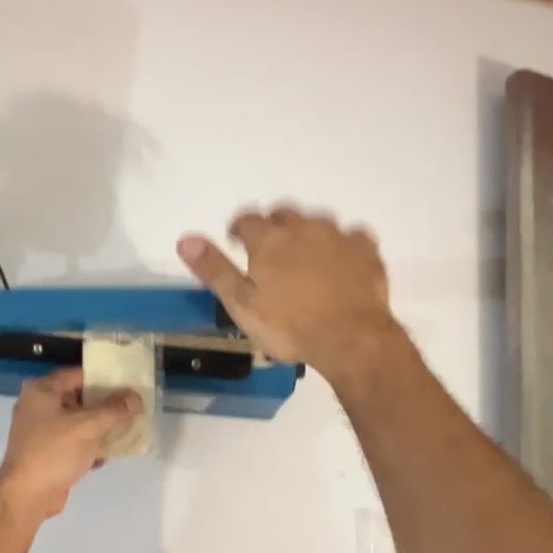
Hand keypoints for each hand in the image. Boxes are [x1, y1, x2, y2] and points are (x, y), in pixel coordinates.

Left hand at [0, 368, 141, 522]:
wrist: (27, 495)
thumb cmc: (55, 451)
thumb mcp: (89, 425)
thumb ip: (115, 409)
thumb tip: (136, 398)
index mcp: (42, 390)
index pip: (78, 374)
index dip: (104, 378)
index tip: (128, 385)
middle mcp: (37, 406)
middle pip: (78, 398)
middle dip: (105, 406)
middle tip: (131, 408)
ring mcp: (39, 431)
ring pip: (76, 423)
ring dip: (99, 428)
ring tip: (125, 431)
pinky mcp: (45, 453)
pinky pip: (71, 443)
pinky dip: (88, 447)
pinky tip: (106, 456)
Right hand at [177, 204, 402, 380]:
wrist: (350, 338)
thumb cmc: (288, 325)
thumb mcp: (241, 304)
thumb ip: (214, 269)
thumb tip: (185, 238)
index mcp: (269, 240)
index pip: (247, 219)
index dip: (238, 228)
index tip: (236, 240)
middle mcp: (304, 228)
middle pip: (284, 214)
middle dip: (273, 226)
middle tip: (269, 249)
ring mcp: (338, 237)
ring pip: (318, 221)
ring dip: (307, 232)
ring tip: (304, 256)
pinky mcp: (366, 251)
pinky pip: (352, 236)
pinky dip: (343, 244)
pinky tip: (341, 261)